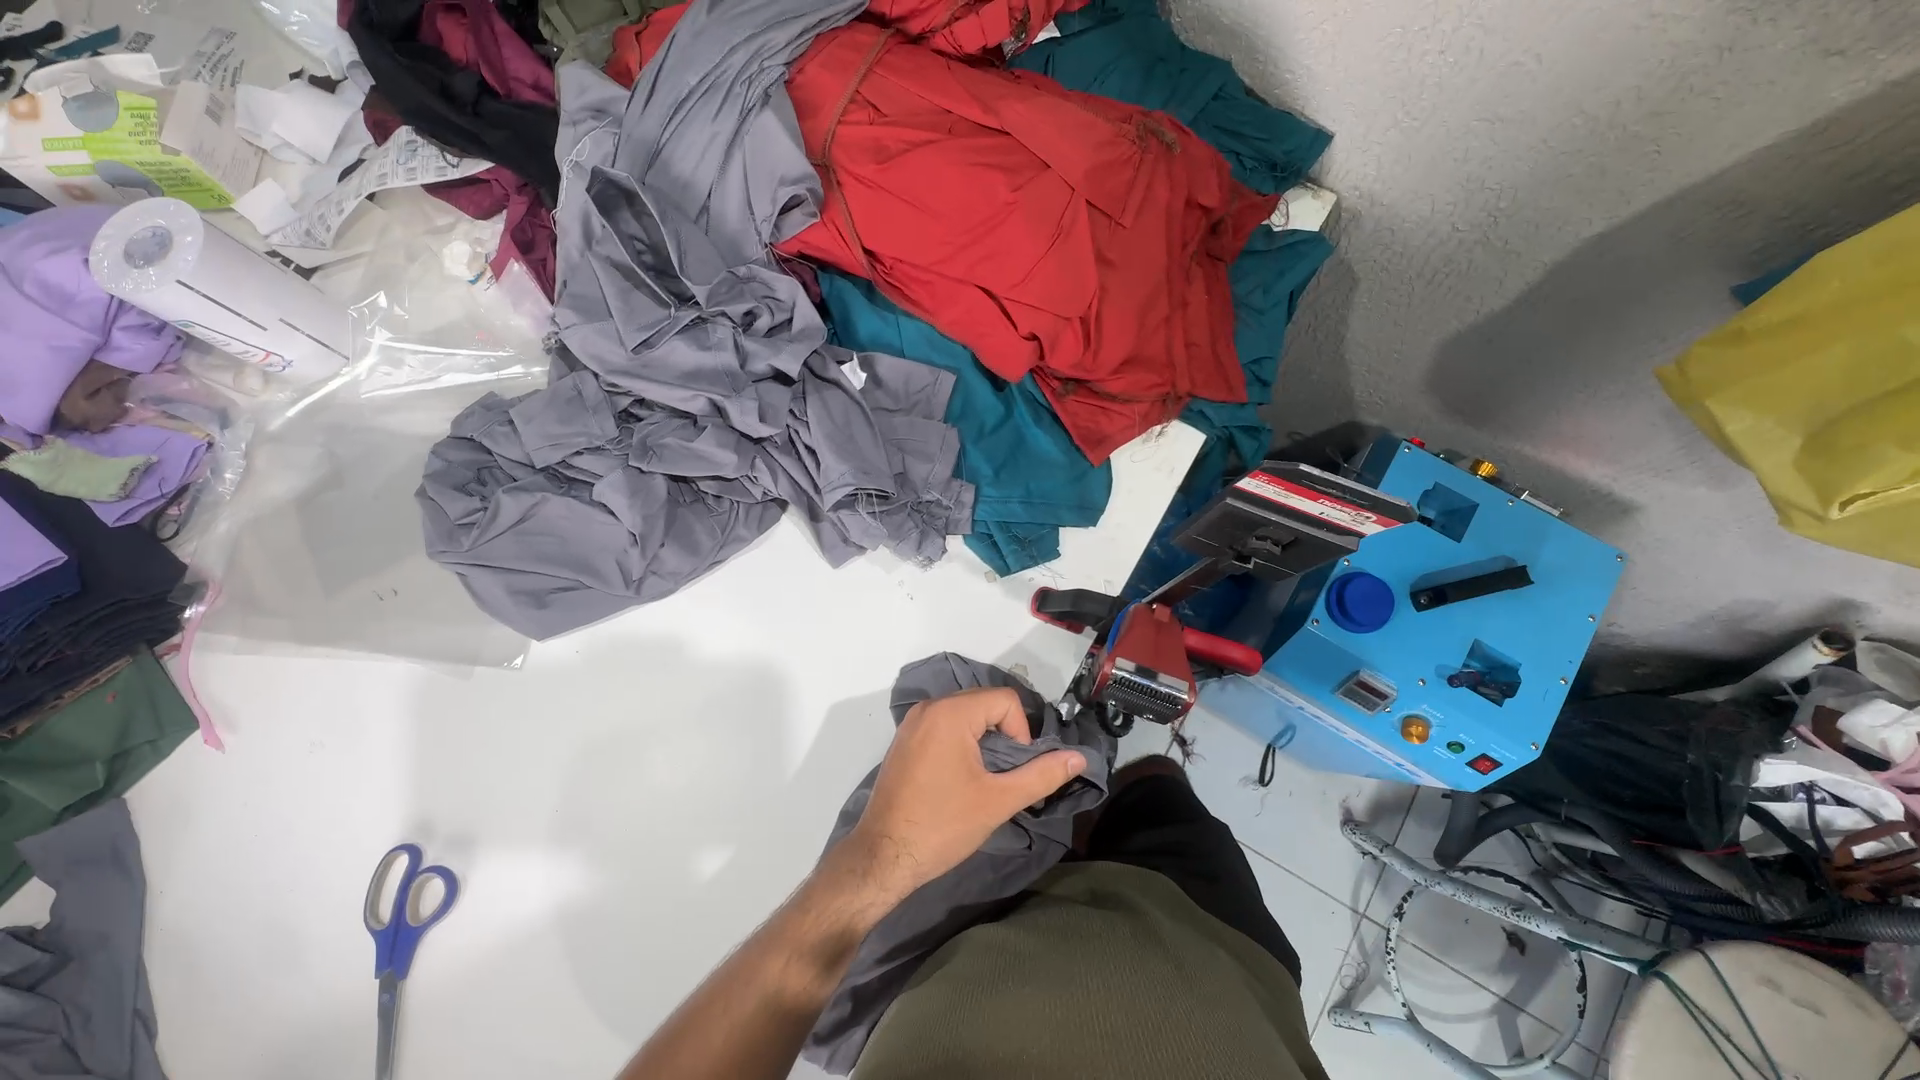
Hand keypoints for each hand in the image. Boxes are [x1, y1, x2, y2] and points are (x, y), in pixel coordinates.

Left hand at [836, 687, 1086, 904]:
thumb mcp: (999, 801)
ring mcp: (912, 723)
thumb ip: (1042, 775)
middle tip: (1005, 774)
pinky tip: (962, 777)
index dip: (1021, 731)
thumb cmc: (942, 826)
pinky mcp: (904, 740)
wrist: (883, 856)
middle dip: (1004, 733)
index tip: (1016, 769)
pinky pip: (944, 725)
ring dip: (983, 739)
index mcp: (950, 714)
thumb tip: (1079, 758)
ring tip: (986, 777)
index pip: (1005, 700)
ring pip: (964, 714)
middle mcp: (928, 708)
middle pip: (984, 702)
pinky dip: (961, 742)